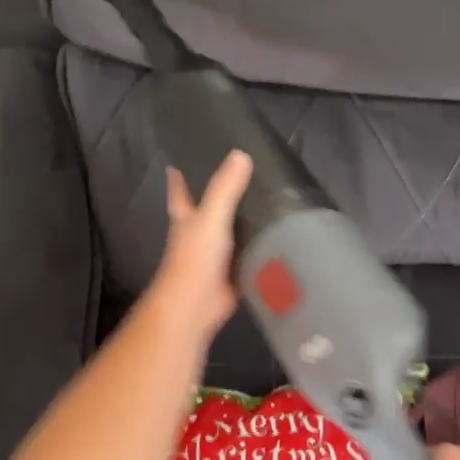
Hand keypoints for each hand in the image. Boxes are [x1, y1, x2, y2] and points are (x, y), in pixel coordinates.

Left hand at [143, 150, 252, 338]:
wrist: (196, 306)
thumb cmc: (195, 258)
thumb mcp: (211, 217)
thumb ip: (225, 188)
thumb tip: (241, 153)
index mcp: (186, 217)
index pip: (180, 189)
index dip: (181, 174)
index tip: (184, 157)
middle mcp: (199, 233)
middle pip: (209, 208)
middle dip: (221, 193)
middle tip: (244, 172)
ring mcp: (216, 254)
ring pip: (232, 229)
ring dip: (246, 217)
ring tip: (270, 197)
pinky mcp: (234, 271)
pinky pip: (250, 251)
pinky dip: (261, 243)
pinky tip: (280, 233)